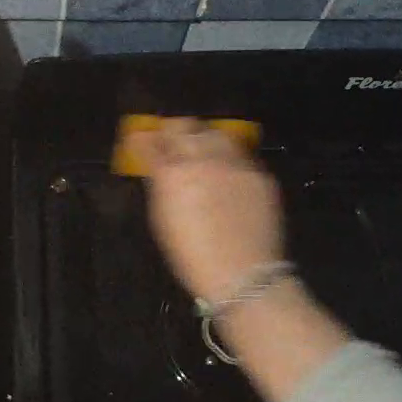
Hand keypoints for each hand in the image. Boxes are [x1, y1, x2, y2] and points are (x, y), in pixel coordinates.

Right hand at [128, 118, 285, 303]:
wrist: (244, 276)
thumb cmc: (192, 256)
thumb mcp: (162, 220)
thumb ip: (159, 185)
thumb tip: (156, 166)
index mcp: (171, 174)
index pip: (152, 141)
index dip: (144, 138)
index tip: (142, 140)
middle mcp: (203, 160)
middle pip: (183, 125)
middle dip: (173, 131)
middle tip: (171, 141)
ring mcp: (234, 164)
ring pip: (214, 133)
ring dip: (203, 138)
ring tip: (201, 152)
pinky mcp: (259, 173)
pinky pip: (239, 154)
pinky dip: (227, 158)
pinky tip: (226, 173)